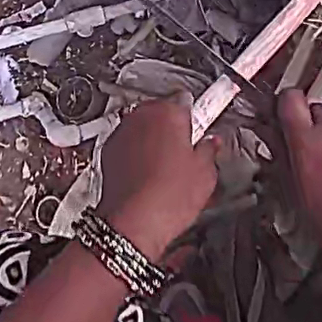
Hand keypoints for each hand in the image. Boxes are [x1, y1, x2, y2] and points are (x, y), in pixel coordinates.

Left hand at [96, 93, 218, 260]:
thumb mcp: (205, 174)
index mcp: (169, 112)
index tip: (205, 116)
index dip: (198, 114)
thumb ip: (209, 149)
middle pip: (164, 110)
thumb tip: (210, 144)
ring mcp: (124, 128)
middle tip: (188, 152)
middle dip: (175, 127)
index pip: (188, 100)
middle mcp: (143, 114)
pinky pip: (129, 141)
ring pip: (145, 125)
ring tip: (167, 168)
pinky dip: (137, 151)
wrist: (134, 221)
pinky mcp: (110, 146)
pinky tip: (149, 173)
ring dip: (155, 137)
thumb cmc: (167, 198)